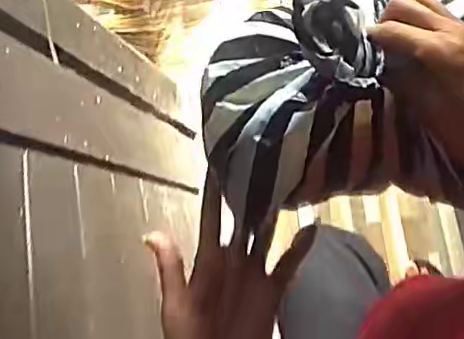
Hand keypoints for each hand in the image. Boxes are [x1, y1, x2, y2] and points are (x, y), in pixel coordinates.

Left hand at [146, 173, 318, 338]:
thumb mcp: (177, 307)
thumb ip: (171, 270)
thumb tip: (151, 234)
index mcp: (209, 259)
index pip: (212, 214)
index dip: (215, 188)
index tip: (222, 156)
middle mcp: (233, 258)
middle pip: (244, 215)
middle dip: (252, 188)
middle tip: (263, 155)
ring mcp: (253, 272)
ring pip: (267, 230)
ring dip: (276, 209)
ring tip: (288, 179)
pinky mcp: (271, 290)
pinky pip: (290, 262)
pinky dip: (302, 245)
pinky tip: (312, 226)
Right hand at [369, 0, 463, 202]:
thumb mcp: (427, 111)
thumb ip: (403, 78)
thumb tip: (383, 61)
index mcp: (440, 51)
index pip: (394, 29)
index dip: (374, 35)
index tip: (360, 45)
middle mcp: (451, 30)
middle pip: (405, 3)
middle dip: (385, 18)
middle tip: (378, 41)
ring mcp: (461, 27)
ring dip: (403, 11)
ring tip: (395, 35)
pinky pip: (436, 8)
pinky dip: (419, 13)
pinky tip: (414, 36)